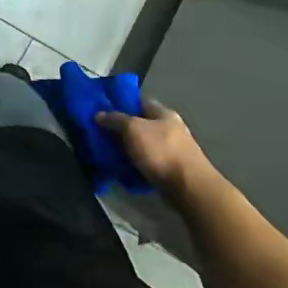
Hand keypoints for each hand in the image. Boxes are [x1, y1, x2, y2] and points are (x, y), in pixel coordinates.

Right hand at [95, 99, 226, 202]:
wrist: (187, 186)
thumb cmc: (161, 151)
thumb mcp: (133, 129)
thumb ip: (116, 120)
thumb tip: (99, 114)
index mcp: (164, 114)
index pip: (141, 101)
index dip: (122, 103)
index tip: (104, 109)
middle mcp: (170, 129)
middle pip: (141, 124)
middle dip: (122, 129)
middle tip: (101, 133)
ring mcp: (172, 150)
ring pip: (143, 144)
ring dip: (128, 148)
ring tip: (107, 152)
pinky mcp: (170, 169)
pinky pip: (148, 162)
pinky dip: (135, 164)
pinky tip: (122, 168)